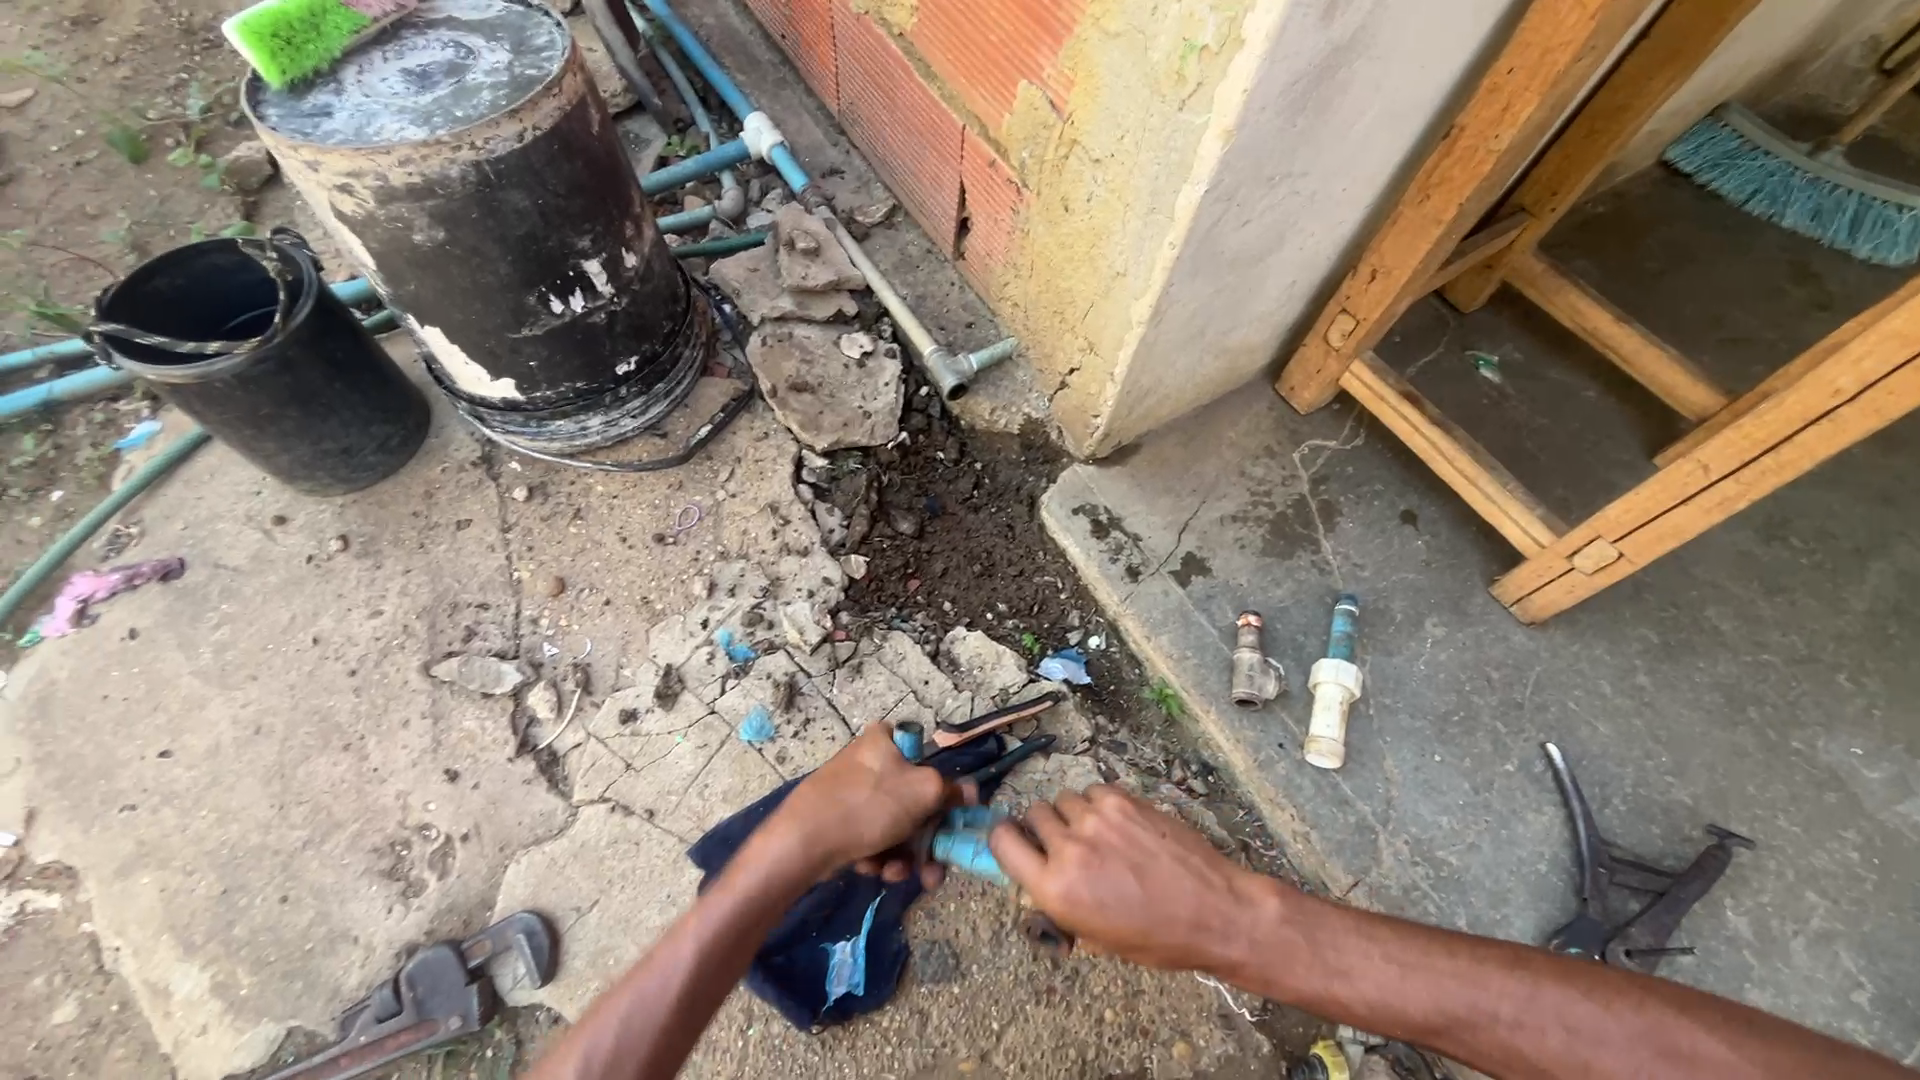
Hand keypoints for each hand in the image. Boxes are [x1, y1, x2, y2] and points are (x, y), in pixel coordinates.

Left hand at [764, 721, 956, 885]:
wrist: (801, 843)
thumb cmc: (867, 806)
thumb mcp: (922, 791)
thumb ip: (951, 790)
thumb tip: (971, 790)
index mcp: (886, 739)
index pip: (928, 758)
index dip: (946, 792)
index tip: (955, 820)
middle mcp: (869, 759)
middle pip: (914, 799)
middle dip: (926, 839)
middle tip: (934, 869)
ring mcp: (852, 790)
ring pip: (895, 824)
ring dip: (905, 854)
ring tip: (899, 874)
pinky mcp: (839, 819)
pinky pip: (872, 836)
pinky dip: (880, 855)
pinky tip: (875, 870)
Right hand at [990, 785, 1268, 971]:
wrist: (1215, 912)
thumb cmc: (1157, 937)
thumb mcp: (1095, 937)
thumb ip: (1057, 902)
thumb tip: (1036, 876)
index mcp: (1055, 890)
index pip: (1002, 841)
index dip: (1006, 837)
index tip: (1018, 840)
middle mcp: (1069, 850)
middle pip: (1033, 814)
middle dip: (1045, 827)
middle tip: (1068, 843)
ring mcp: (1097, 820)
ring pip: (1064, 799)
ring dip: (1074, 814)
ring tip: (1100, 835)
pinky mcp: (1123, 801)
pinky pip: (1094, 791)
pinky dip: (1100, 803)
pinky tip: (1121, 824)